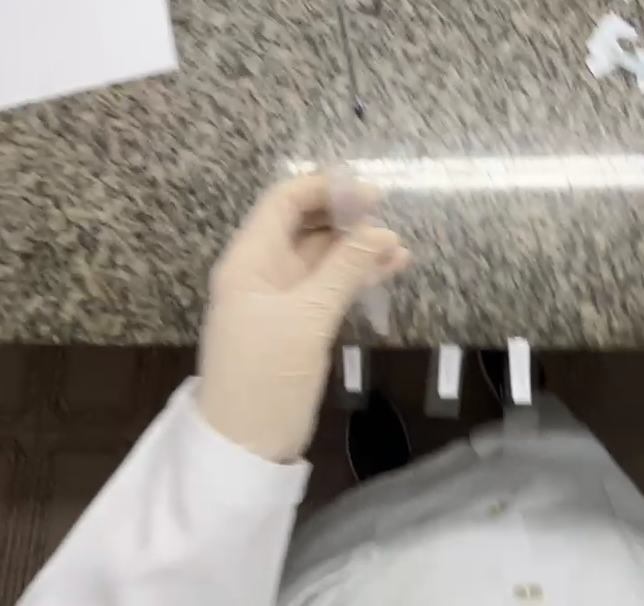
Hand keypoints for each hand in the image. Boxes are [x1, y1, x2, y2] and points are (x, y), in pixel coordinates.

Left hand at [197, 174, 408, 462]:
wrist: (244, 453)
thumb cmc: (266, 377)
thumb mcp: (307, 319)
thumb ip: (344, 270)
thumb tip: (381, 230)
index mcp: (249, 260)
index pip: (284, 202)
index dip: (325, 189)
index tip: (370, 193)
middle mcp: (261, 270)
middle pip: (305, 226)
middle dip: (346, 219)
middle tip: (387, 219)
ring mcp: (279, 297)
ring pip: (321, 257)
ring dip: (356, 249)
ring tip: (399, 250)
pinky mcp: (296, 322)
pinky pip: (327, 286)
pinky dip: (354, 277)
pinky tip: (387, 271)